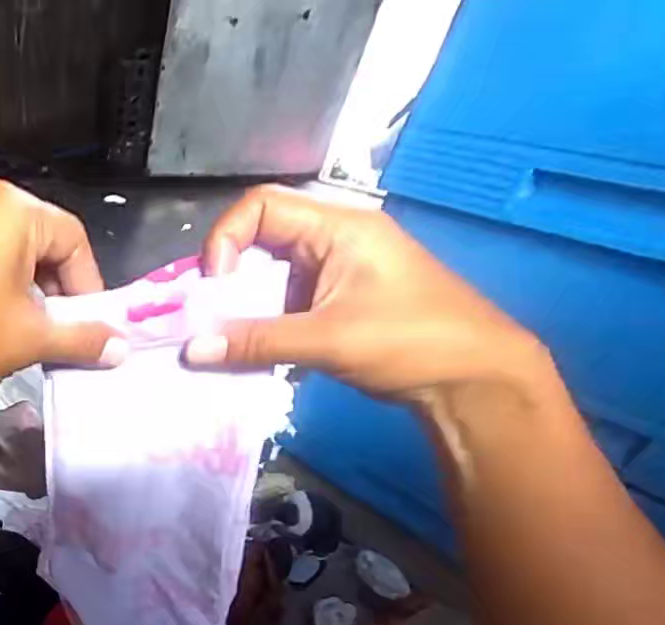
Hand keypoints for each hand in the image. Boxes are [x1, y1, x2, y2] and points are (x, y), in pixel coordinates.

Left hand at [0, 181, 122, 412]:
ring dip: (27, 297)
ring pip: (8, 256)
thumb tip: (119, 347)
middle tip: (59, 338)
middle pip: (41, 244)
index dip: (90, 289)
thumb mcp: (29, 340)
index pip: (74, 241)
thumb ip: (82, 339)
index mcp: (10, 209)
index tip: (92, 331)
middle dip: (57, 294)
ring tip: (23, 340)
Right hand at [186, 185, 557, 409]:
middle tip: (213, 322)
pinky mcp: (341, 304)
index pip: (261, 207)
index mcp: (338, 227)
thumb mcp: (327, 340)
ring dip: (248, 310)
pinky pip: (290, 306)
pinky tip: (259, 354)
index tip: (214, 289)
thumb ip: (257, 342)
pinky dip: (268, 327)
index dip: (226, 240)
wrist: (471, 377)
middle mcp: (335, 240)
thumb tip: (193, 350)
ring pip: (274, 279)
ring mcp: (339, 274)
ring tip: (232, 345)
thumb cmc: (408, 341)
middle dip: (231, 282)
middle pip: (263, 242)